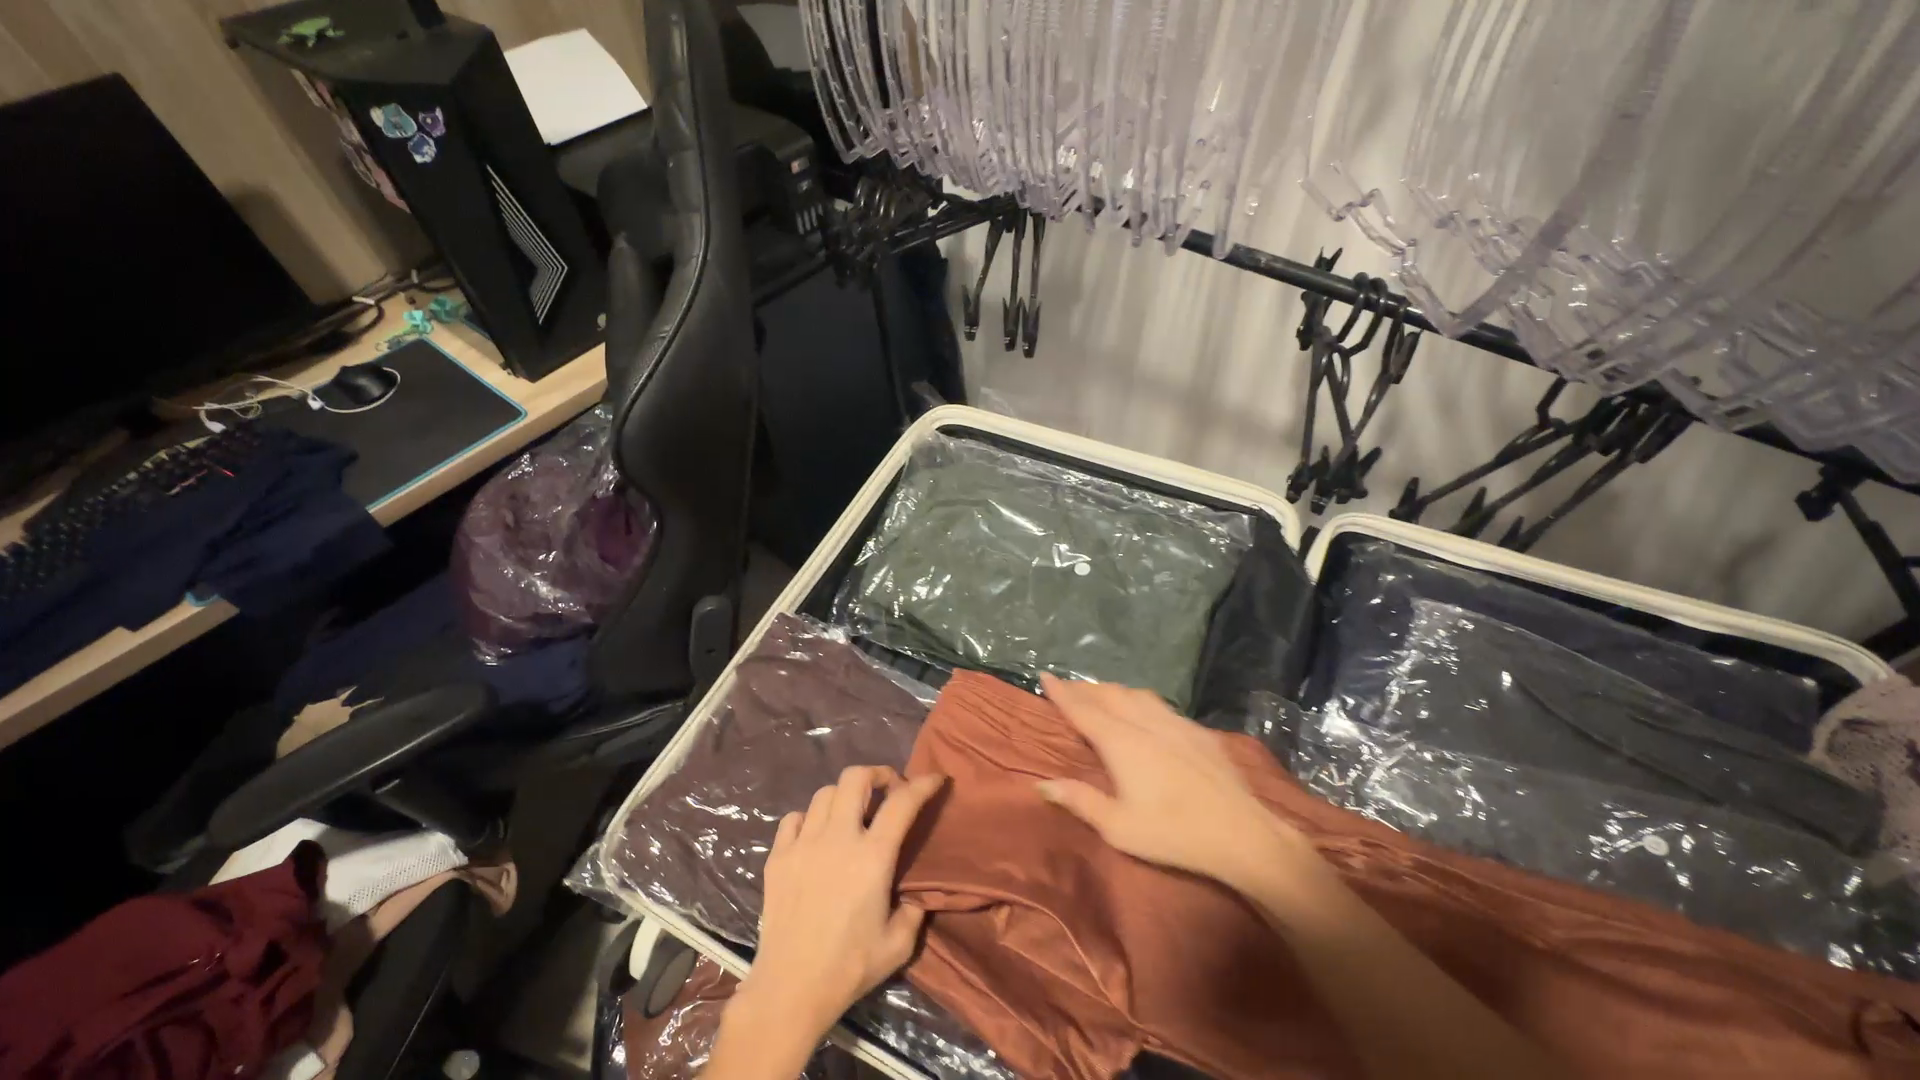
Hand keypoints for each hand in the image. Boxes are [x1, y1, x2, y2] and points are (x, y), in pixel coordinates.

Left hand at [740, 765, 946, 1035]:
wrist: (792, 986)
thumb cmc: (850, 966)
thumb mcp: (899, 944)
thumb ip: (913, 911)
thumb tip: (914, 895)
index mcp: (873, 857)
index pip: (902, 803)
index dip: (922, 784)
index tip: (935, 779)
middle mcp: (837, 839)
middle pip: (855, 778)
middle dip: (877, 774)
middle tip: (888, 789)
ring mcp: (803, 844)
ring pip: (824, 794)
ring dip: (844, 796)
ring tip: (853, 814)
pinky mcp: (777, 857)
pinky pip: (794, 818)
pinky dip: (810, 818)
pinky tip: (817, 836)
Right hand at [1036, 674, 1305, 891]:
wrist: (1240, 834)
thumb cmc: (1173, 834)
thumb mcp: (1118, 827)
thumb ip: (1080, 801)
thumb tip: (1042, 784)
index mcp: (1121, 743)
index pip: (1084, 710)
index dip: (1062, 693)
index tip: (1045, 676)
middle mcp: (1146, 724)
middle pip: (1109, 695)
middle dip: (1085, 689)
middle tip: (1068, 688)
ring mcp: (1177, 725)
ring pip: (1138, 695)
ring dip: (1114, 691)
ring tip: (1102, 696)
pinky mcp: (1200, 734)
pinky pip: (1162, 706)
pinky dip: (1142, 702)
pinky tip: (1146, 714)